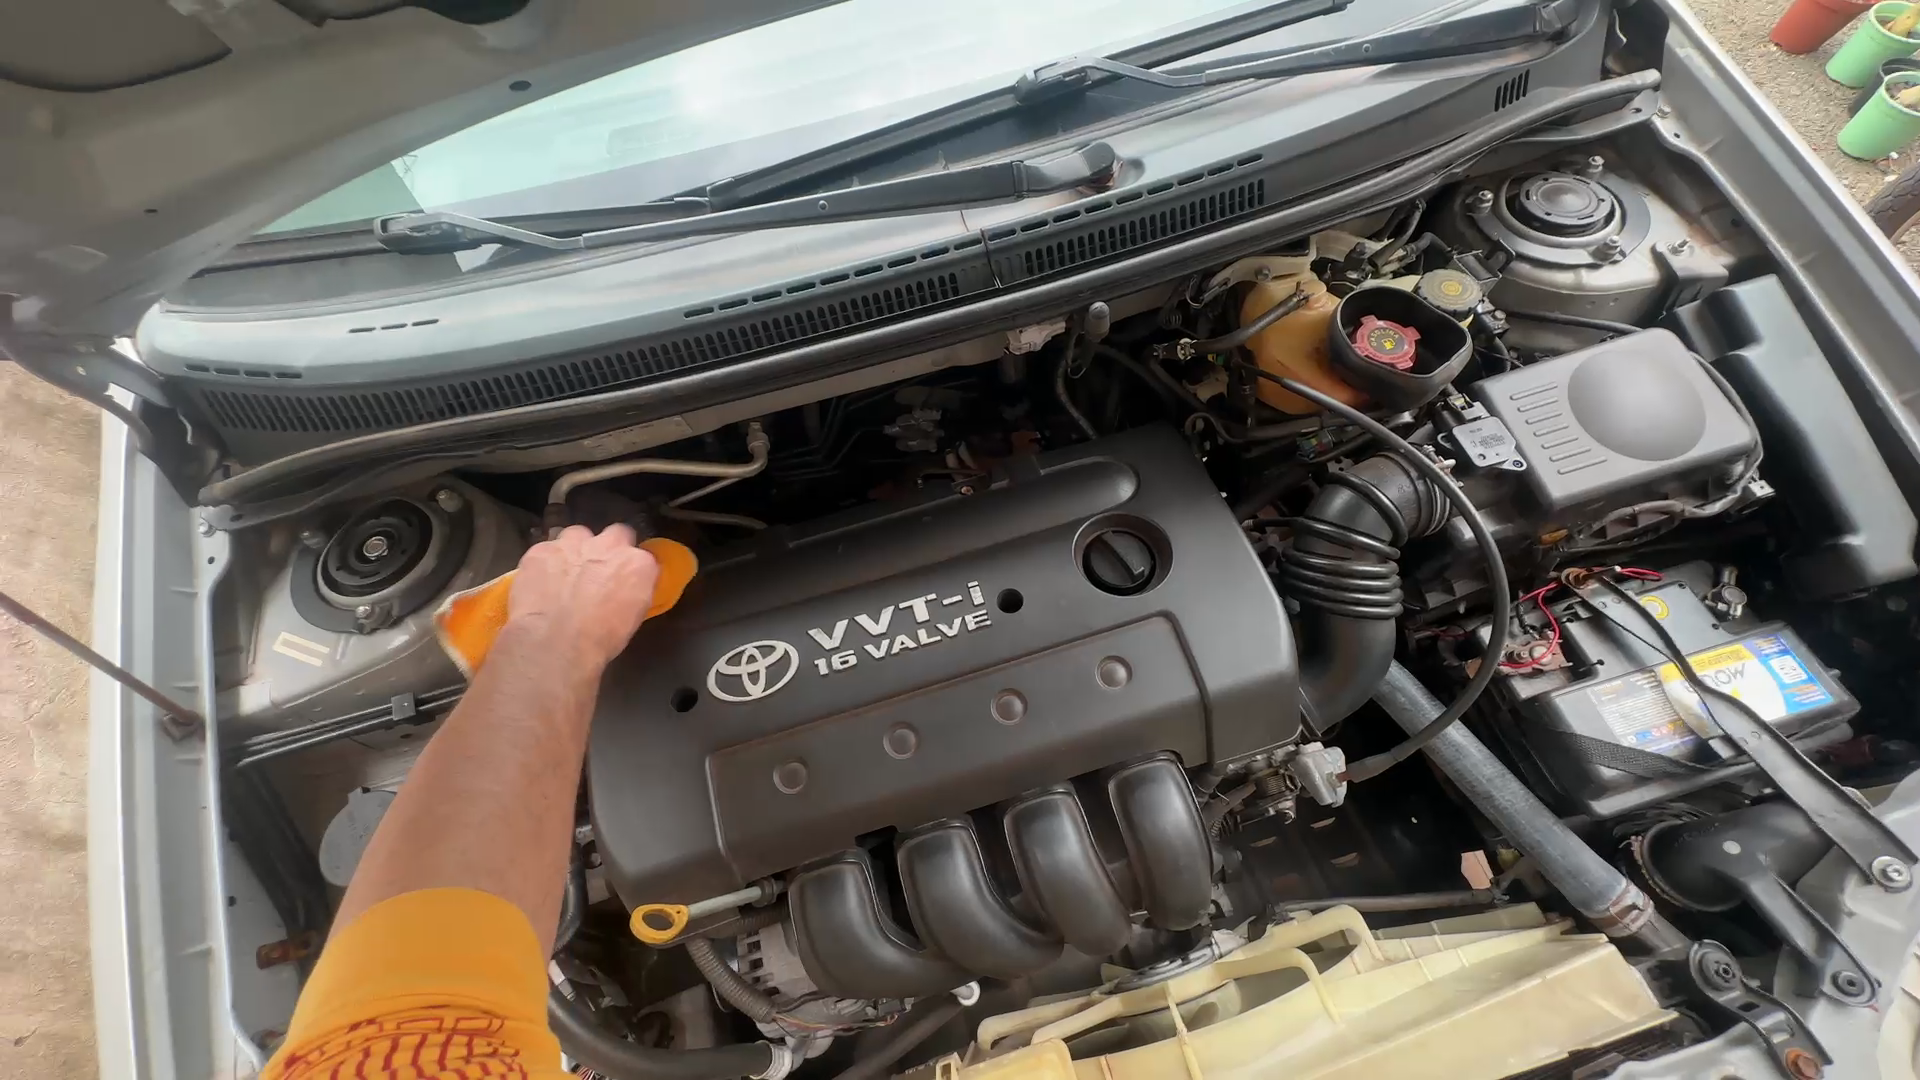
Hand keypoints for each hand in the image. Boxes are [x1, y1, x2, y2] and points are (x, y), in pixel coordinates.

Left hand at [507, 524, 659, 673]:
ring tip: (566, 572)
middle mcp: (610, 545)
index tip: (625, 579)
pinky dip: (546, 562)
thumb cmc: (602, 638)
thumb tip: (629, 586)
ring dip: (576, 549)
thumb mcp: (635, 615)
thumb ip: (636, 589)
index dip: (632, 567)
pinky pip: (547, 548)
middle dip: (610, 547)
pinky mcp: (541, 550)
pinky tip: (540, 581)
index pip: (643, 556)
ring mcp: (573, 544)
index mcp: (638, 563)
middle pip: (616, 534)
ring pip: (578, 534)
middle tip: (599, 570)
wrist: (556, 642)